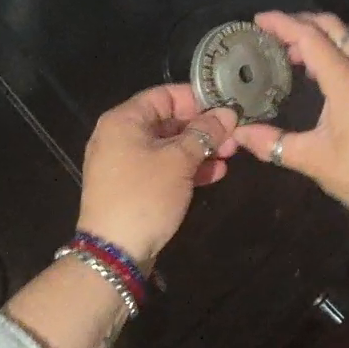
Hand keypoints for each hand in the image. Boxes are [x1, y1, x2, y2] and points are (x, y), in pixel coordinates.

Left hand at [77, 84, 239, 266]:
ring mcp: (124, 163)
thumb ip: (204, 134)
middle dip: (202, 128)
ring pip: (168, 146)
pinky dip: (186, 168)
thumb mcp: (178, 161)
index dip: (196, 99)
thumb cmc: (144, 195)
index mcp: (123, 120)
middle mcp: (120, 136)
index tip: (225, 108)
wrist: (114, 252)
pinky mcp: (132, 187)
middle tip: (234, 136)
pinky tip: (215, 173)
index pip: (163, 95)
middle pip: (167, 121)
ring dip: (198, 149)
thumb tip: (226, 114)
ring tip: (230, 155)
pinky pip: (162, 168)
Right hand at [231, 11, 348, 232]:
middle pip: (334, 26)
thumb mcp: (313, 161)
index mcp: (347, 83)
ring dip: (324, 33)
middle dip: (302, 22)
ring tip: (297, 52)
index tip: (258, 21)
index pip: (311, 38)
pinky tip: (325, 71)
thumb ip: (272, 144)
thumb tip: (238, 133)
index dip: (283, 24)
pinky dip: (341, 48)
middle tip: (274, 34)